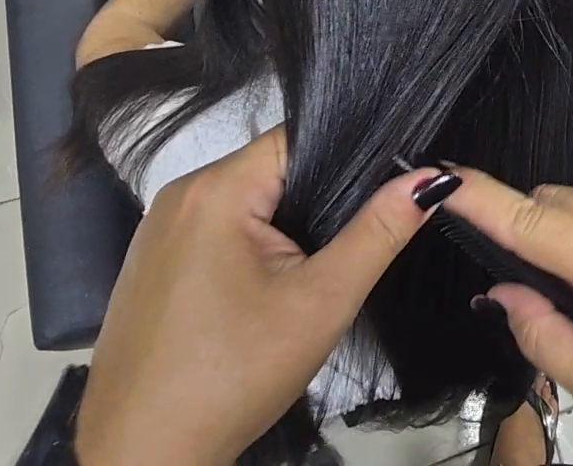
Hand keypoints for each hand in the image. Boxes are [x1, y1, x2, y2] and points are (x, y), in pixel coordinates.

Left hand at [75, 128, 450, 464]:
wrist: (142, 460)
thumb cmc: (232, 376)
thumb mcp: (320, 303)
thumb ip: (378, 233)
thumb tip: (431, 179)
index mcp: (216, 188)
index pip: (298, 139)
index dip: (349, 154)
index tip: (385, 183)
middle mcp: (181, 193)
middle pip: (272, 167)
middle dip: (319, 194)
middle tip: (357, 233)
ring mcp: (160, 228)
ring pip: (247, 198)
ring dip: (287, 220)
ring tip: (321, 258)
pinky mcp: (154, 260)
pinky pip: (218, 225)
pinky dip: (253, 240)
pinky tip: (272, 282)